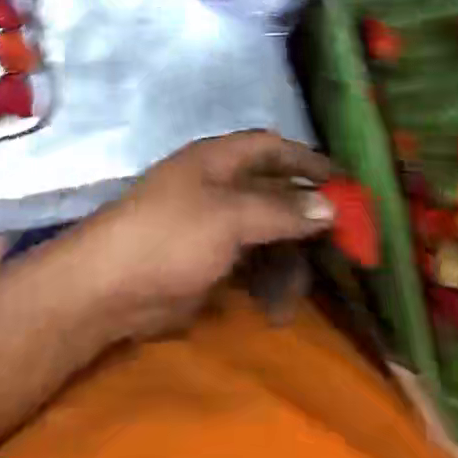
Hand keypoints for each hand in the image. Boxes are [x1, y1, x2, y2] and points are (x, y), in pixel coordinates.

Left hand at [61, 130, 335, 339]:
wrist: (111, 286)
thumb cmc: (171, 236)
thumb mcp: (229, 217)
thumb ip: (280, 210)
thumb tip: (330, 206)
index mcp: (217, 161)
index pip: (270, 147)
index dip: (307, 161)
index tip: (346, 183)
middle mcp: (216, 186)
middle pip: (274, 194)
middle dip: (305, 222)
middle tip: (344, 250)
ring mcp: (211, 225)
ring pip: (266, 235)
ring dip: (287, 264)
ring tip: (290, 299)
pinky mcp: (207, 260)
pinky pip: (251, 264)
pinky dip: (267, 283)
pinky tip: (274, 309)